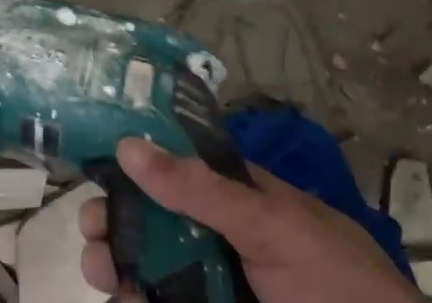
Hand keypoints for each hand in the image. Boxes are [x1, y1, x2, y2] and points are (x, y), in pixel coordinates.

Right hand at [80, 138, 419, 302]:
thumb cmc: (339, 284)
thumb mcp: (276, 227)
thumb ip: (203, 190)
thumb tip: (125, 144)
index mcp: (236, 196)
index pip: (172, 163)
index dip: (129, 161)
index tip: (93, 165)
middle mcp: (217, 234)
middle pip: (148, 216)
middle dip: (112, 219)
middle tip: (91, 232)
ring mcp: (213, 281)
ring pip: (146, 262)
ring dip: (113, 261)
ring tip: (101, 274)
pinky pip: (157, 299)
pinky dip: (131, 298)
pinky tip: (122, 300)